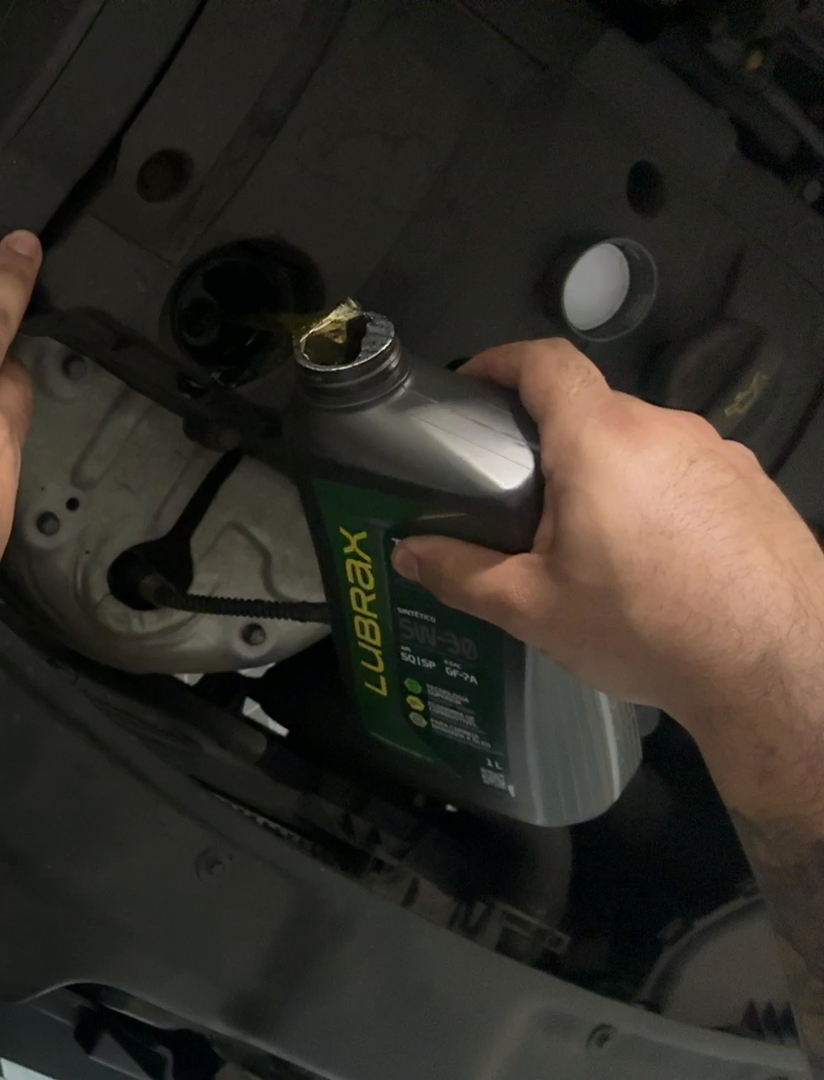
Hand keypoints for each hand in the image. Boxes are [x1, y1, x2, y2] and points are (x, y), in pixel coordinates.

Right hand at [390, 339, 823, 731]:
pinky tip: (625, 547)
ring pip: (631, 437)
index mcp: (602, 445)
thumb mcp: (525, 605)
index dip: (500, 360)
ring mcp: (719, 457)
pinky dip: (634, 486)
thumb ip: (455, 572)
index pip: (549, 364)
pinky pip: (672, 465)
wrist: (791, 673)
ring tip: (559, 526)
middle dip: (533, 432)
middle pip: (585, 405)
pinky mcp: (752, 487)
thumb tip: (408, 554)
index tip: (467, 384)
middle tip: (495, 484)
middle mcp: (666, 433)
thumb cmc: (650, 628)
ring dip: (586, 464)